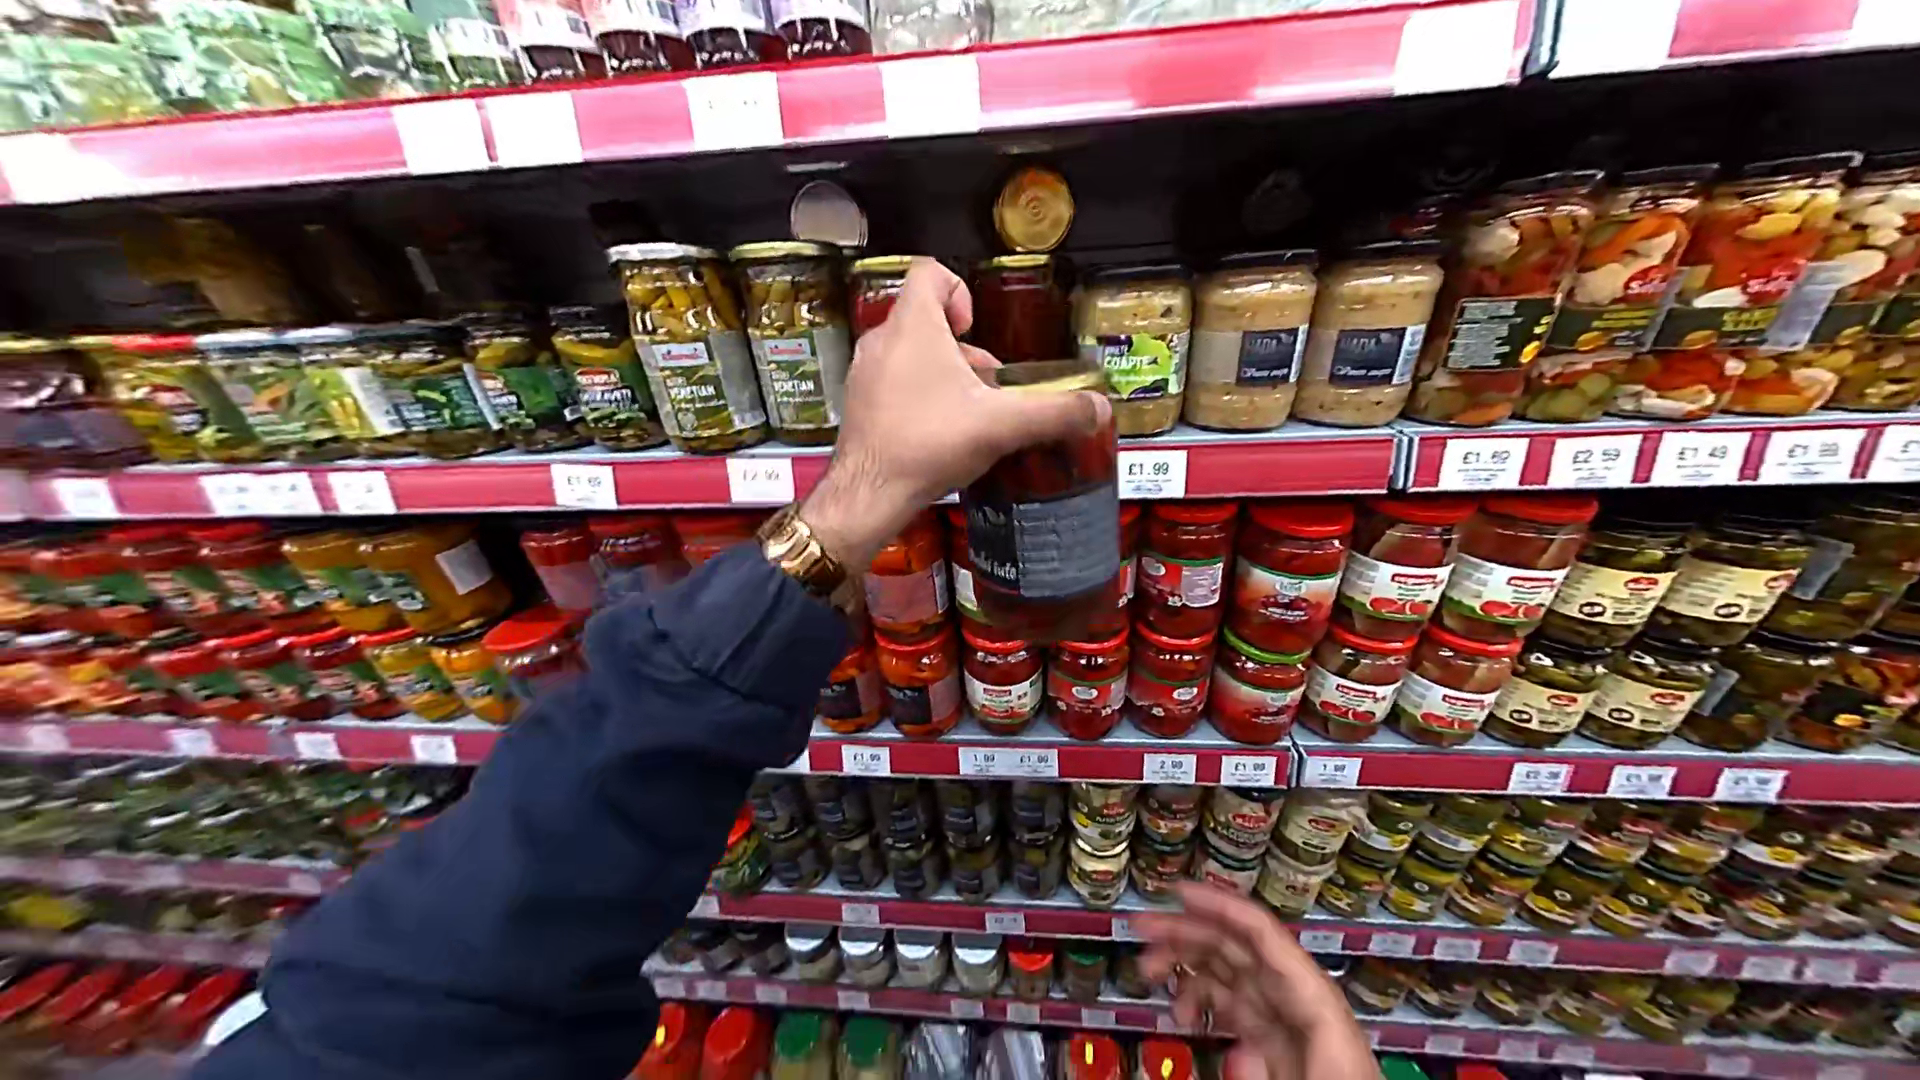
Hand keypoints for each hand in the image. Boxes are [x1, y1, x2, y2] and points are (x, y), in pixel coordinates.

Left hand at [798, 257, 1109, 568]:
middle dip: (962, 348)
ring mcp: (864, 373)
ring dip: (942, 373)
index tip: (976, 327)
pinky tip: (937, 433)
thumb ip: (1053, 413)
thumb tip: (1100, 409)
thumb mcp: (1000, 426)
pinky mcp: (858, 404)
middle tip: (985, 385)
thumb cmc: (929, 445)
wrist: (870, 494)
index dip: (960, 289)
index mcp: (912, 327)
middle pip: (925, 319)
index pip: (930, 273)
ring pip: (908, 354)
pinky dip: (917, 395)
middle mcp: (881, 341)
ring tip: (966, 412)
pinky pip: (891, 382)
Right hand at [1135, 883, 1379, 1079]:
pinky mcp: (1277, 1045)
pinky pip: (1233, 1004)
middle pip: (1238, 947)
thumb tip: (1237, 1051)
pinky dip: (1202, 998)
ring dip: (1186, 963)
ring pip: (1229, 971)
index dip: (1218, 904)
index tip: (1175, 891)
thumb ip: (1265, 1074)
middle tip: (1141, 925)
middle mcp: (1301, 1004)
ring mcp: (1288, 1024)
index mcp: (1318, 1008)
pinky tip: (1182, 1012)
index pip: (1264, 934)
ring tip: (1148, 970)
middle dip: (1185, 931)